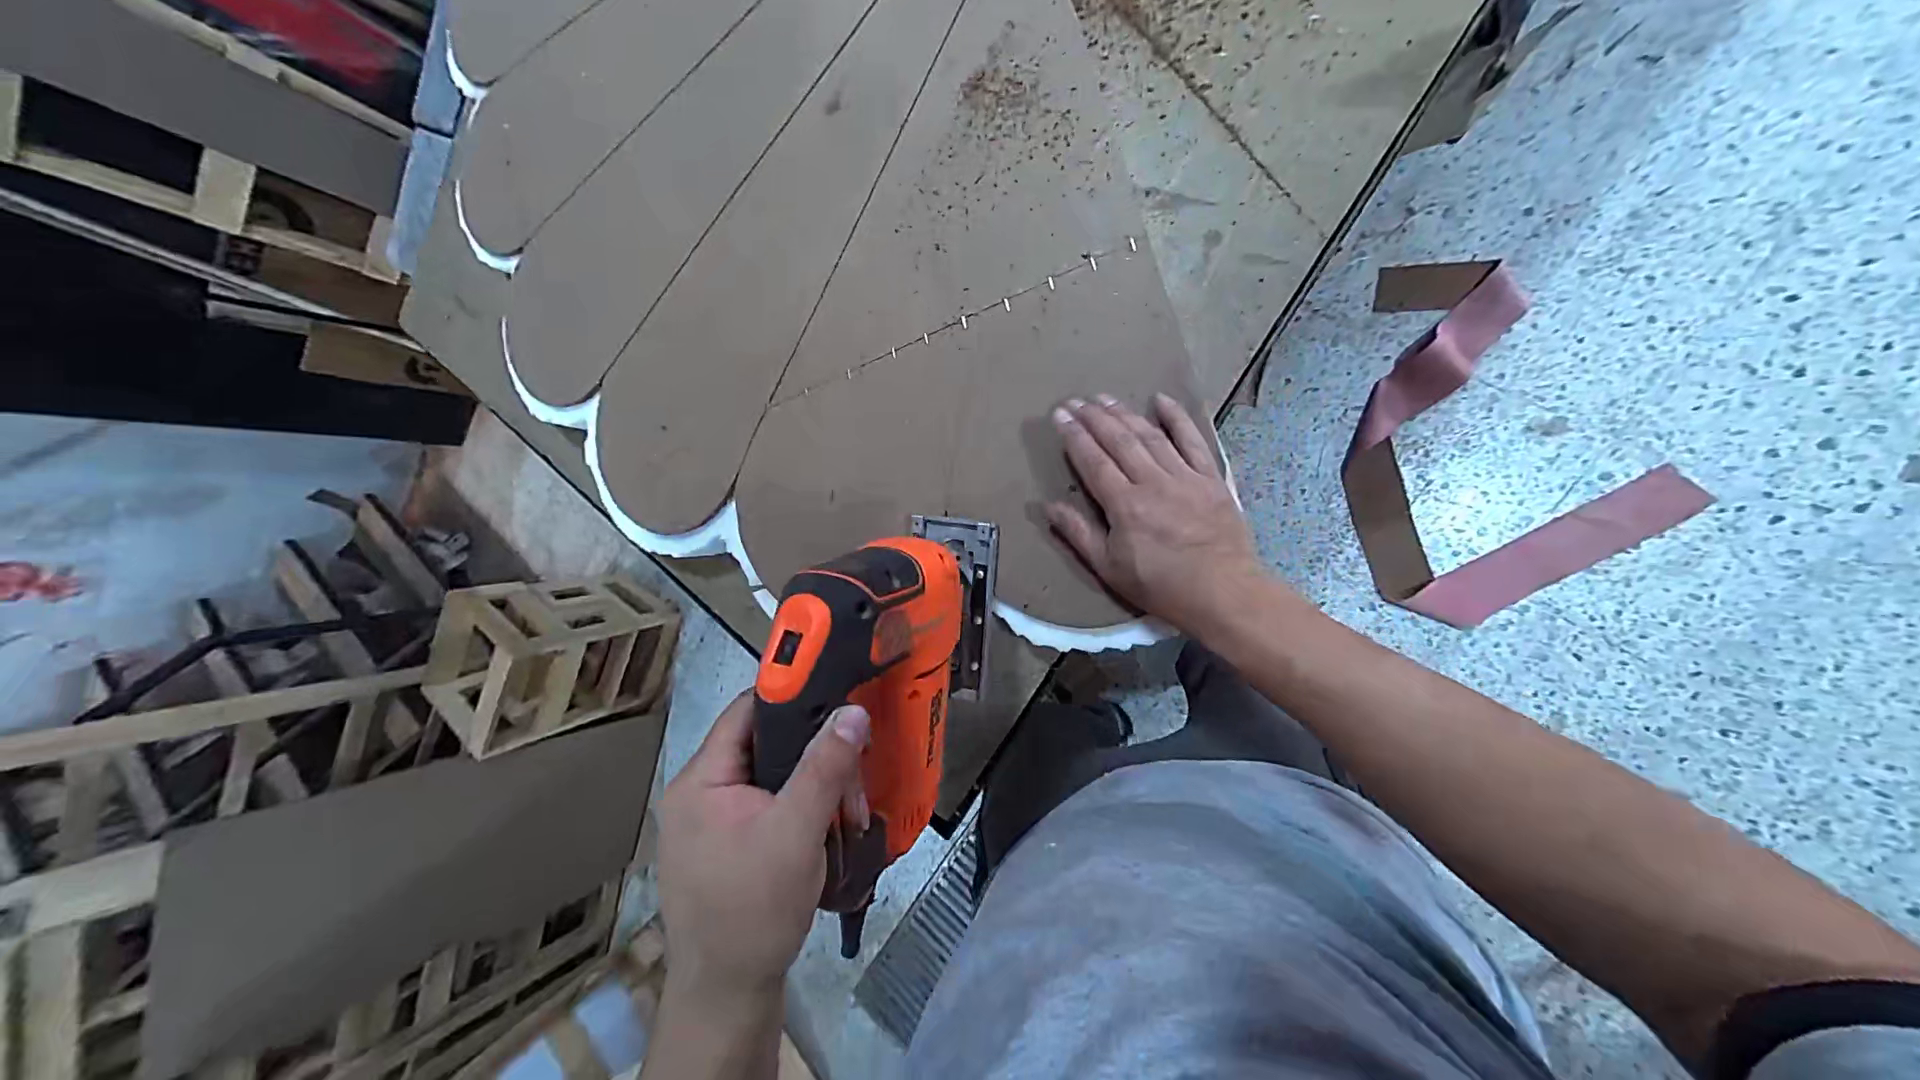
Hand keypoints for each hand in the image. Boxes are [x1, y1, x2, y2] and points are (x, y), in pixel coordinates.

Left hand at [655, 692, 869, 1004]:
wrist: (728, 994)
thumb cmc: (755, 907)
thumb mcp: (796, 830)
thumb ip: (825, 767)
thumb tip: (853, 711)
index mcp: (701, 780)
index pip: (746, 712)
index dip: (792, 699)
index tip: (838, 701)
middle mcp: (698, 794)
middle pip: (763, 746)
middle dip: (814, 756)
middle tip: (853, 773)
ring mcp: (710, 823)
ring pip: (770, 779)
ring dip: (812, 788)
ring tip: (848, 810)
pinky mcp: (726, 847)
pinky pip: (767, 807)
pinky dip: (800, 810)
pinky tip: (827, 826)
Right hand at [1047, 393, 1267, 635]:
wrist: (1222, 592)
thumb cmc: (1161, 586)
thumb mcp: (1109, 569)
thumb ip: (1079, 534)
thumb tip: (1049, 506)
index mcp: (1124, 505)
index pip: (1093, 462)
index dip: (1075, 437)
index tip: (1060, 416)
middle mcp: (1152, 482)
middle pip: (1119, 441)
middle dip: (1095, 418)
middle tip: (1077, 401)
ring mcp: (1184, 477)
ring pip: (1150, 436)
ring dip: (1126, 414)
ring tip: (1106, 398)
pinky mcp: (1210, 479)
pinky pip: (1192, 441)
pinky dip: (1177, 418)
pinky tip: (1162, 401)